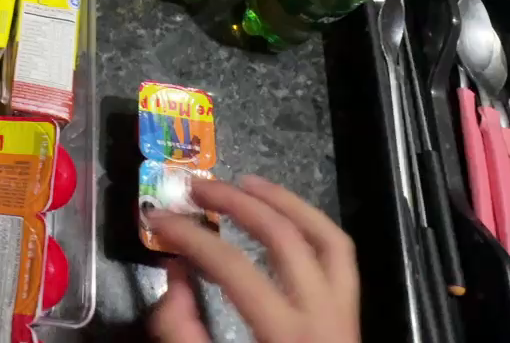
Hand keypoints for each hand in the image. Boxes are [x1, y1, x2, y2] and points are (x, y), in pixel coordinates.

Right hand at [146, 175, 358, 342]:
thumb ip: (184, 336)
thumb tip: (176, 275)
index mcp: (291, 342)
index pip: (236, 269)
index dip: (192, 237)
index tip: (157, 220)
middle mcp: (328, 325)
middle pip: (285, 240)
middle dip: (235, 204)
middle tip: (194, 188)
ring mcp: (348, 325)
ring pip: (328, 241)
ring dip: (283, 203)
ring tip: (243, 182)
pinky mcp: (352, 328)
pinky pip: (338, 260)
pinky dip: (308, 227)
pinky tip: (279, 217)